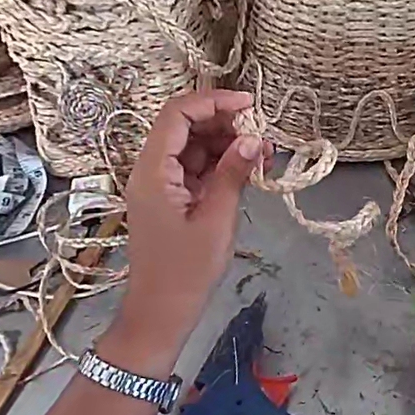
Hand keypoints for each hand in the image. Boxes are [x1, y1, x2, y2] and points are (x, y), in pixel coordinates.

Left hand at [98, 89, 264, 376]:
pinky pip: (196, 170)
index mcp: (153, 170)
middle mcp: (151, 170)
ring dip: (227, 145)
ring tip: (263, 155)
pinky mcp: (172, 199)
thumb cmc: (187, 271)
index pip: (177, 115)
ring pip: (193, 148)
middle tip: (262, 136)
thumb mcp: (216, 219)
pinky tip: (248, 170)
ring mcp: (161, 185)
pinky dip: (221, 166)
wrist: (161, 313)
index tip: (249, 105)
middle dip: (225, 124)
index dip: (213, 101)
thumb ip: (233, 173)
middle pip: (185, 128)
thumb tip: (254, 139)